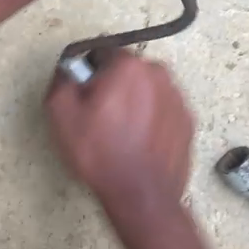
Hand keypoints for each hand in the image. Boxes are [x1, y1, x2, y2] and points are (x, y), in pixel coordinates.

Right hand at [46, 52, 194, 219]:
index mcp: (128, 65)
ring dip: (133, 103)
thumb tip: (69, 69)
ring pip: (145, 90)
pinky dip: (150, 120)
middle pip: (125, 70)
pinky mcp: (188, 123)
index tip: (83, 97)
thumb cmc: (101, 152)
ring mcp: (178, 99)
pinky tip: (138, 143)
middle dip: (112, 87)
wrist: (142, 197)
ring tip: (120, 134)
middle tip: (99, 118)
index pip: (101, 52)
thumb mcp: (61, 112)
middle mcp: (158, 74)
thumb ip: (62, 77)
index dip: (87, 73)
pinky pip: (161, 111)